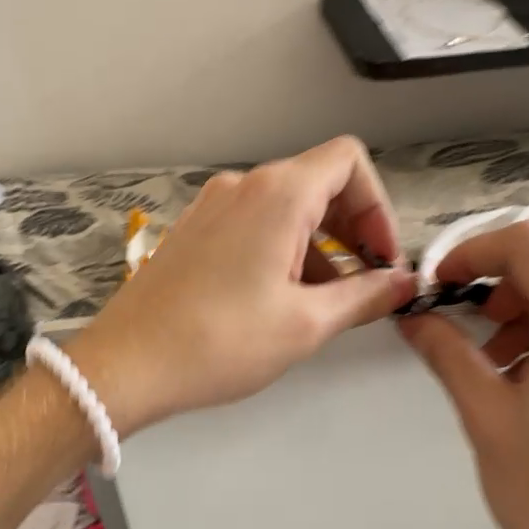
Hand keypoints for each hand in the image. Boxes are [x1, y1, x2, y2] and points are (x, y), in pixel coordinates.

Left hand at [67, 137, 415, 432]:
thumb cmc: (218, 343)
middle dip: (352, 231)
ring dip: (316, 249)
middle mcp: (242, 187)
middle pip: (318, 185)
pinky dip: (279, 253)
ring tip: (321, 306)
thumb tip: (400, 284)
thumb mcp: (305, 324)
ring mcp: (211, 208)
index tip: (382, 259)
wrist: (127, 366)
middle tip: (363, 285)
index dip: (378, 208)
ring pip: (284, 211)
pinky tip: (278, 304)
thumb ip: (364, 296)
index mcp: (277, 194)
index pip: (349, 162)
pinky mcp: (192, 234)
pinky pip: (251, 228)